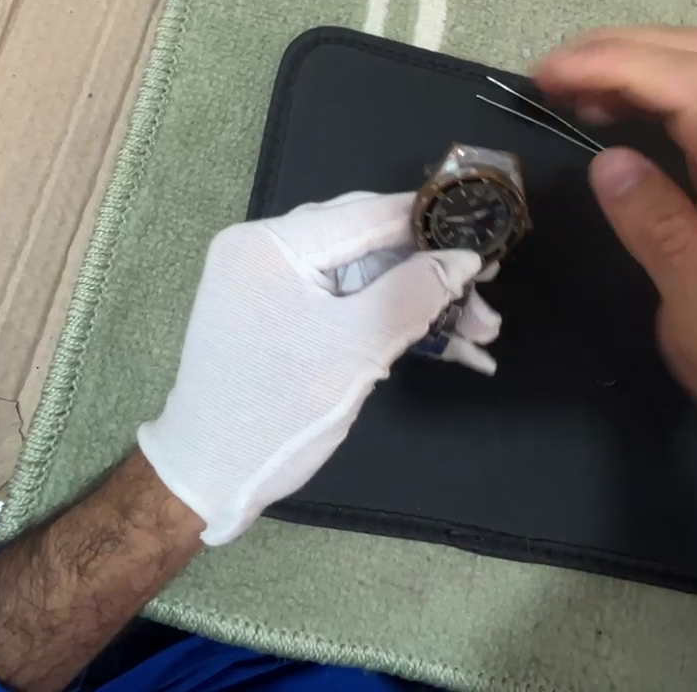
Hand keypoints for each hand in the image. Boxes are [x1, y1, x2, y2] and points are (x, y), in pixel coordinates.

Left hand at [139, 192, 491, 544]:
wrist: (208, 481)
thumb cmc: (275, 411)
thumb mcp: (354, 349)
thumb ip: (412, 294)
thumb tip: (463, 258)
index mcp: (271, 243)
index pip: (364, 214)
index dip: (429, 223)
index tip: (484, 231)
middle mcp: (268, 251)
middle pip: (367, 245)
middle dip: (429, 273)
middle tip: (487, 293)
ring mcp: (272, 285)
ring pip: (363, 279)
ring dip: (417, 304)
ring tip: (479, 334)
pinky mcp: (281, 316)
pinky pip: (344, 304)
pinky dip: (387, 322)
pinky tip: (439, 344)